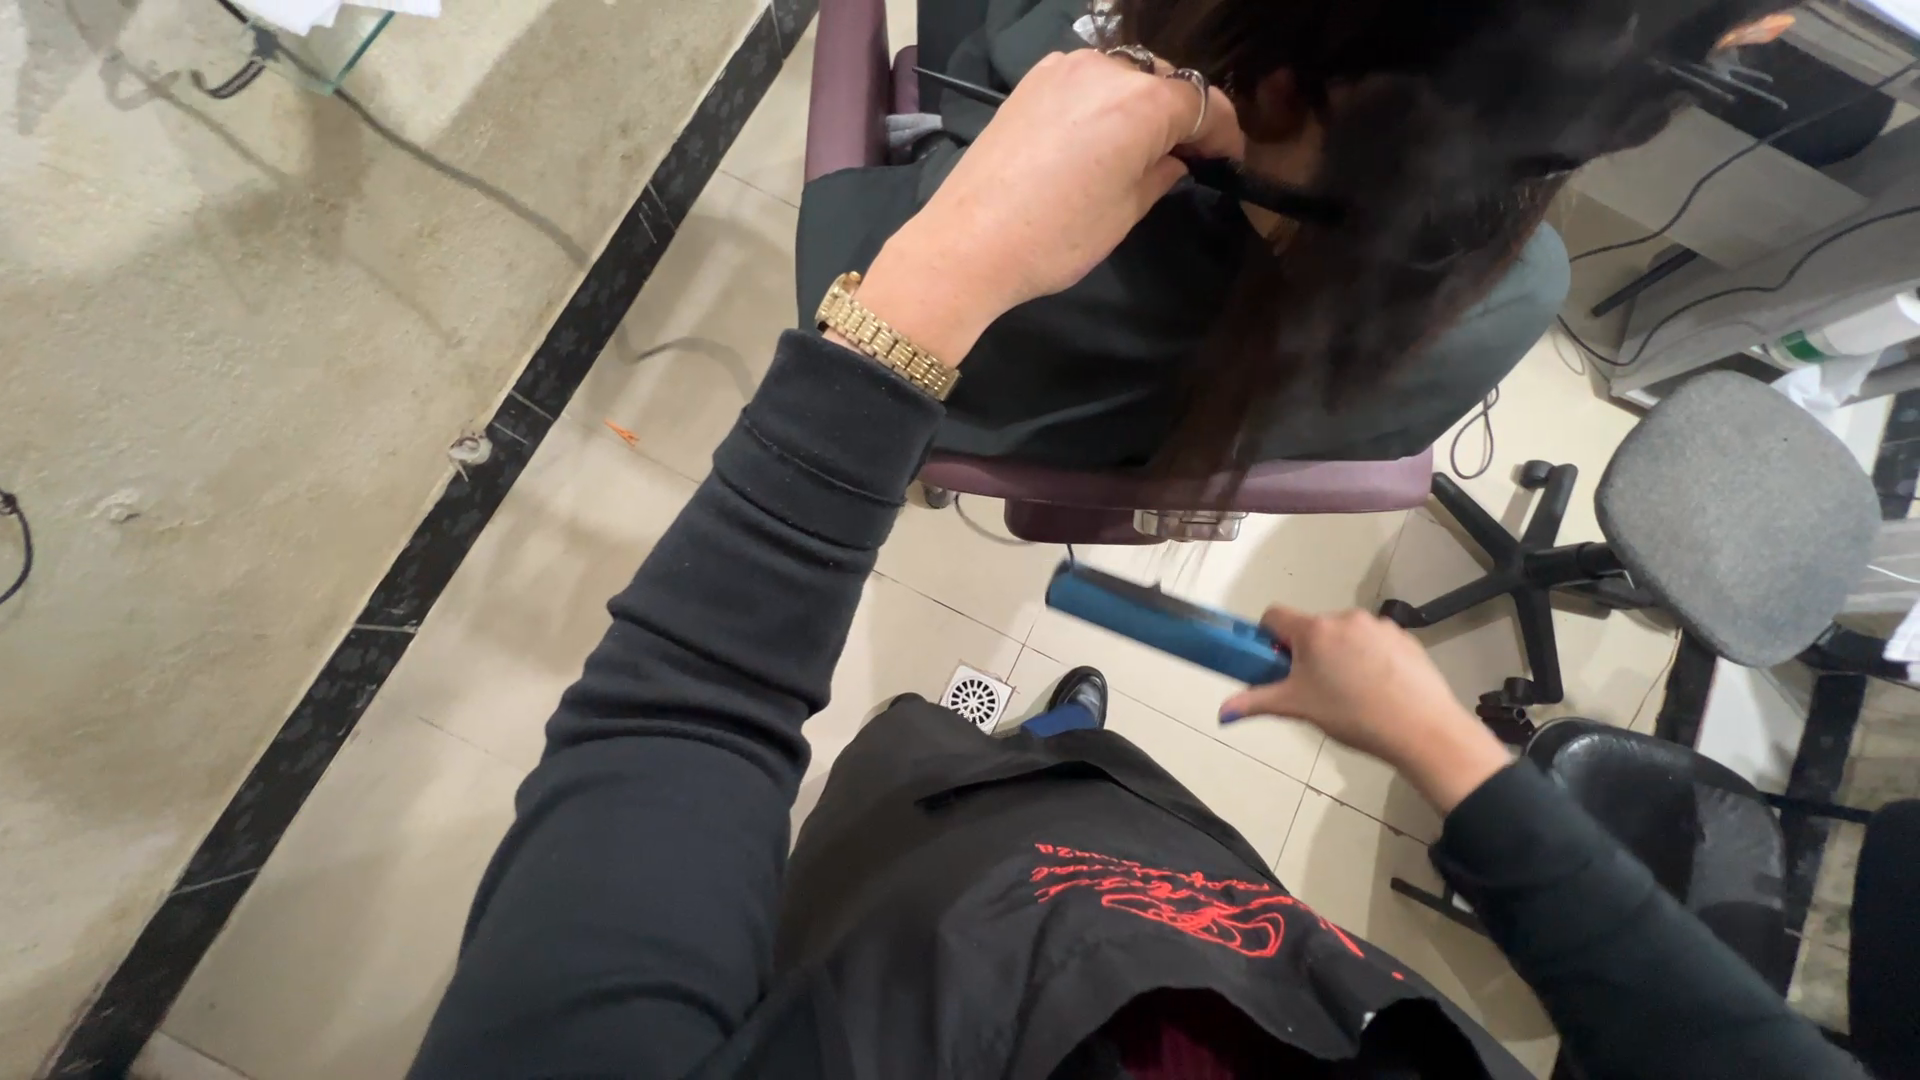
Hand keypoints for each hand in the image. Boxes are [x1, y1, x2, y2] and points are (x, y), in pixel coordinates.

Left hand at [849, 48, 1244, 364]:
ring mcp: (1062, 70)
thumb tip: (1177, 160)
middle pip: (1164, 82)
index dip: (1223, 134)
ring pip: (1123, 76)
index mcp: (1142, 103)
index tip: (1227, 160)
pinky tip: (1093, 141)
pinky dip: (1101, 103)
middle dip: (1180, 117)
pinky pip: (1084, 82)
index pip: (1205, 105)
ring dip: (1139, 107)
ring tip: (1134, 151)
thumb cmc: (1052, 240)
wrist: (967, 245)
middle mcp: (1107, 69)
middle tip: (1181, 158)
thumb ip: (1159, 177)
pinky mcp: (1030, 83)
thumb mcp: (1121, 215)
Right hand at [1218, 606, 1511, 812]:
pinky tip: (1379, 686)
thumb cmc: (1351, 714)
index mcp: (1312, 630)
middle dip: (1307, 650)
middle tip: (1316, 686)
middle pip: (1310, 627)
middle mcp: (1342, 618)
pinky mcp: (1404, 637)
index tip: (1278, 662)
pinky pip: (1373, 640)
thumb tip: (1220, 713)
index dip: (1269, 636)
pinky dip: (1369, 656)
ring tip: (1352, 689)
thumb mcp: (1298, 708)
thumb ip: (1255, 703)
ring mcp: (1377, 625)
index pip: (1273, 615)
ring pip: (1343, 633)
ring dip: (1339, 652)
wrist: (1423, 729)